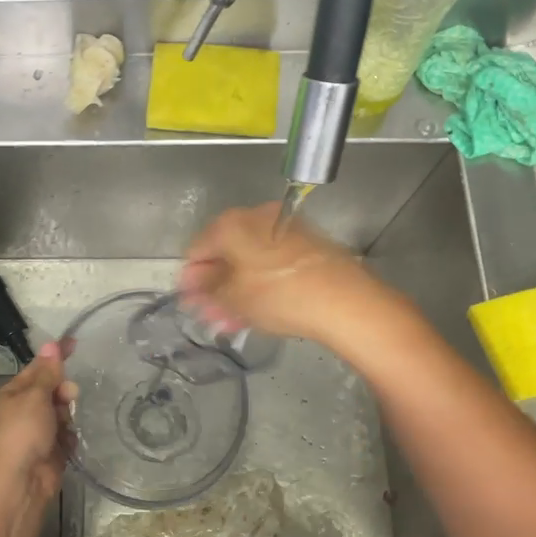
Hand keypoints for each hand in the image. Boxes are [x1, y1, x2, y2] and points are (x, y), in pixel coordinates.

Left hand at [0, 342, 76, 508]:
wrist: (23, 479)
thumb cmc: (23, 432)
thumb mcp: (35, 396)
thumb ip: (47, 373)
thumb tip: (50, 345)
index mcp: (14, 393)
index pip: (37, 368)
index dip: (55, 356)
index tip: (74, 343)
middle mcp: (25, 409)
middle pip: (52, 389)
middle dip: (63, 391)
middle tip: (69, 396)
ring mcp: (39, 430)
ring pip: (63, 411)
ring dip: (67, 415)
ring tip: (63, 425)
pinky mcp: (52, 448)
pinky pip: (67, 433)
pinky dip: (69, 436)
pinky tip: (67, 442)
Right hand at [179, 203, 390, 344]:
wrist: (345, 301)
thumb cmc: (279, 296)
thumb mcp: (233, 299)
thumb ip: (206, 291)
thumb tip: (191, 285)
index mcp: (231, 224)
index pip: (197, 249)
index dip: (191, 279)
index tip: (191, 304)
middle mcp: (256, 216)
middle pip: (225, 252)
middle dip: (215, 286)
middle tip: (212, 315)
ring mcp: (284, 227)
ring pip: (249, 259)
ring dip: (237, 288)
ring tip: (233, 319)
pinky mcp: (307, 243)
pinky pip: (271, 261)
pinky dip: (260, 282)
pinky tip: (258, 308)